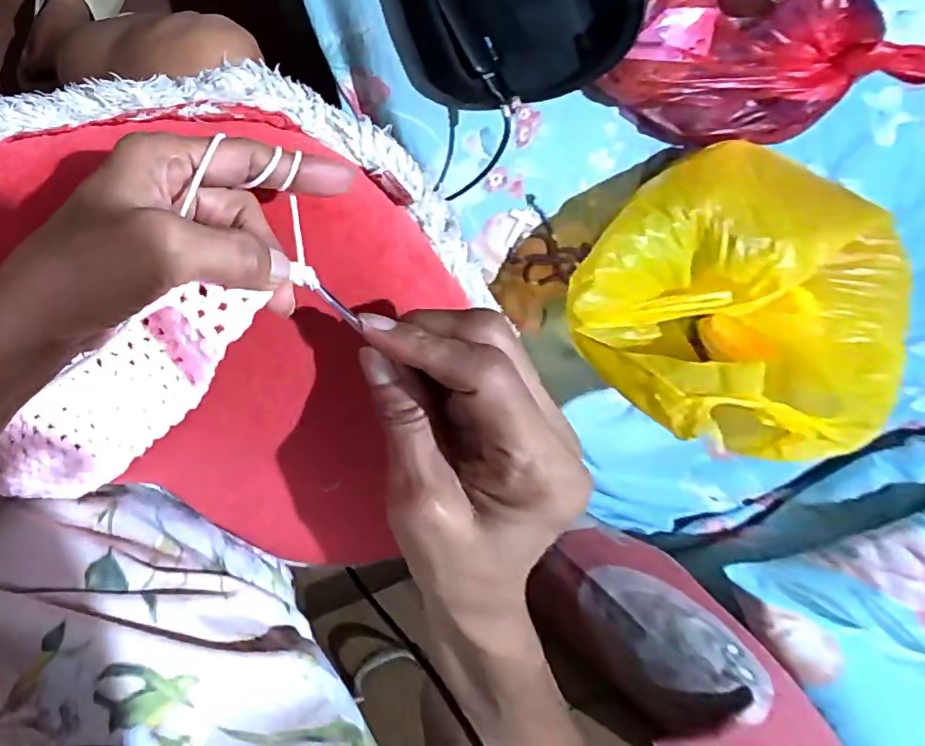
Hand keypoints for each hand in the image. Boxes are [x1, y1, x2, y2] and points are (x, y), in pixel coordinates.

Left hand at [0, 131, 353, 364]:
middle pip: (234, 202)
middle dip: (266, 242)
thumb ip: (231, 252)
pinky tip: (244, 303)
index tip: (345, 183)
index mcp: (157, 159)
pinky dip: (229, 279)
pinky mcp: (149, 261)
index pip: (240, 155)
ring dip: (251, 266)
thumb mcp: (166, 250)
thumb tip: (279, 269)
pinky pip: (205, 261)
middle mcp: (157, 184)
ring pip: (223, 237)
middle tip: (287, 289)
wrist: (28, 326)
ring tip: (270, 306)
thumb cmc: (89, 271)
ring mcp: (152, 224)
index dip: (295, 166)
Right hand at [357, 310, 589, 635]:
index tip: (366, 329)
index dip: (423, 343)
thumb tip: (371, 350)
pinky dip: (441, 351)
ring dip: (434, 336)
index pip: (486, 373)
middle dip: (429, 330)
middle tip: (376, 342)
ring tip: (391, 353)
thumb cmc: (446, 561)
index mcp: (540, 463)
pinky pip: (484, 358)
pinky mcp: (526, 413)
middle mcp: (558, 432)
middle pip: (497, 342)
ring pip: (493, 341)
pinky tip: (412, 367)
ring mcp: (548, 419)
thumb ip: (401, 418)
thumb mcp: (416, 497)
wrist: (478, 594)